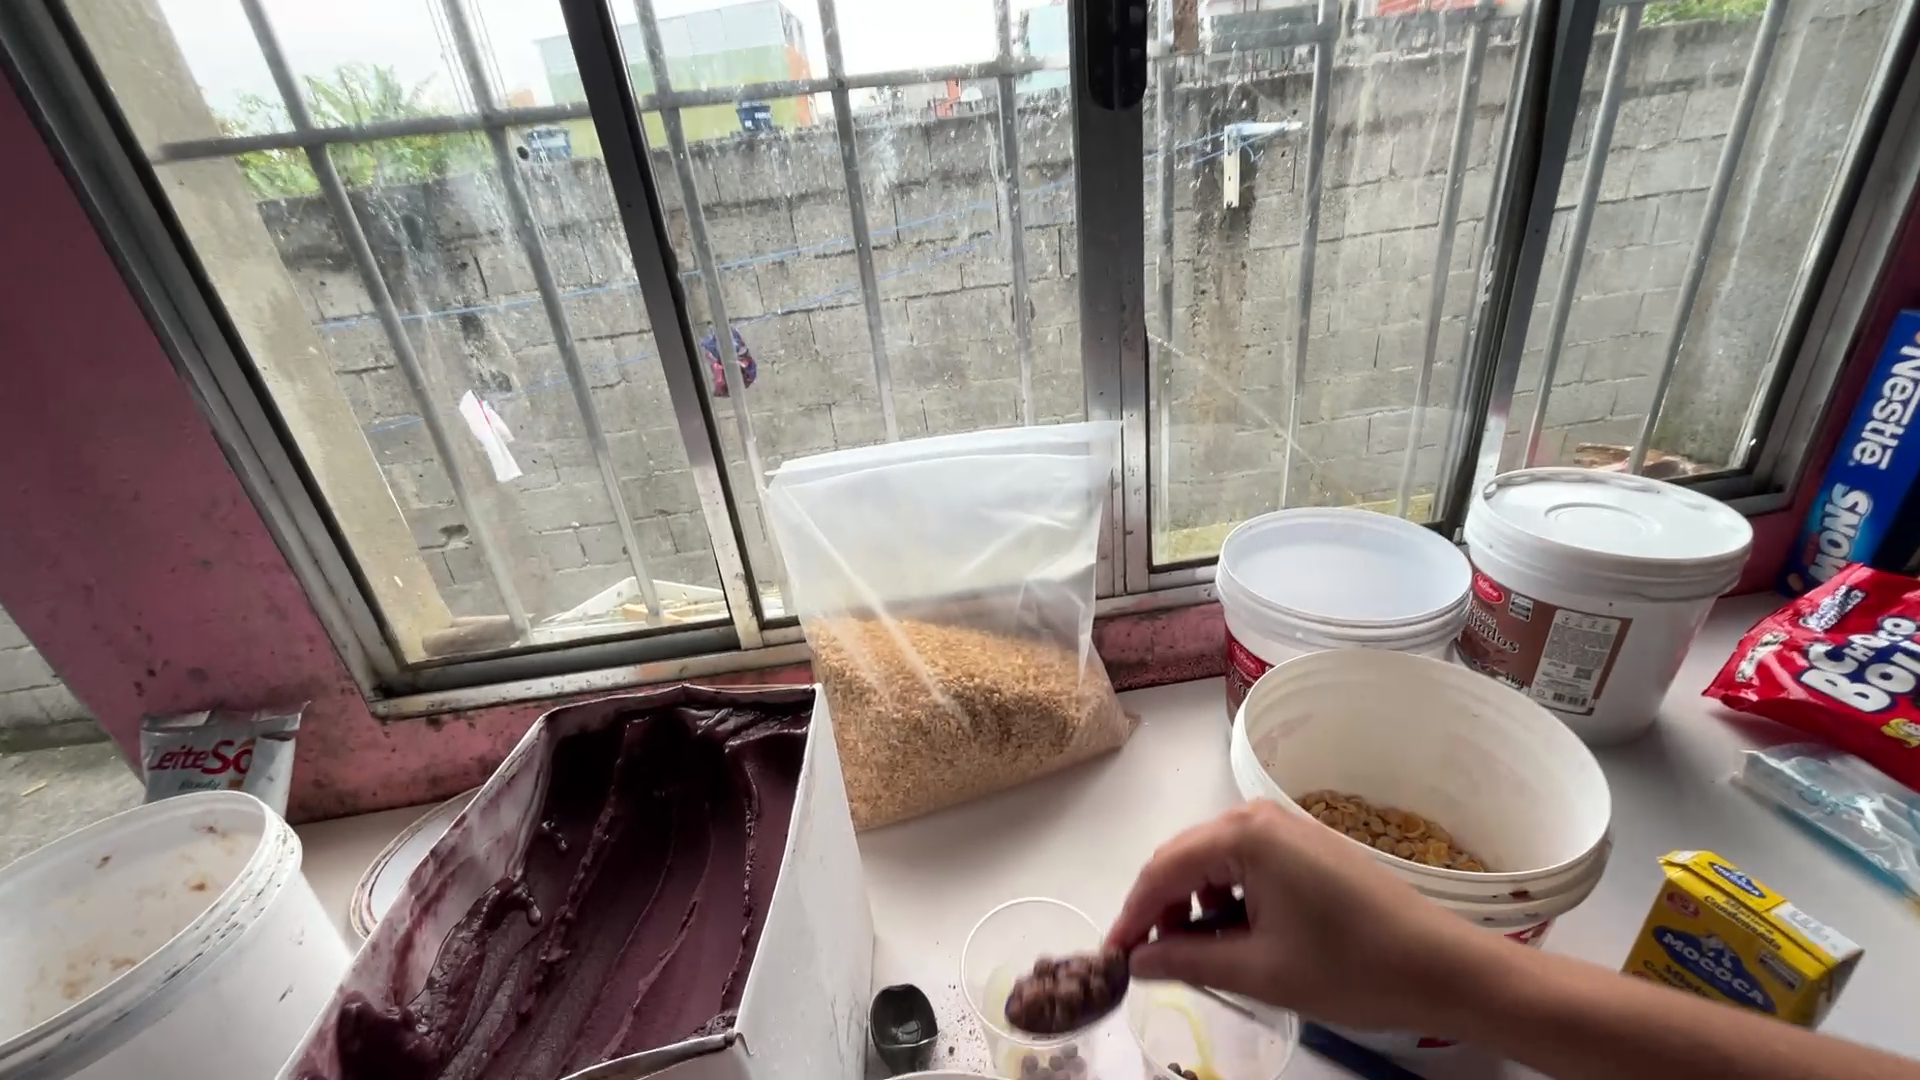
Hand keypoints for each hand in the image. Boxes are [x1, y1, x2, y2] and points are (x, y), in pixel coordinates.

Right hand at [1106, 799, 1497, 1032]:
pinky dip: (1225, 899)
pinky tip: (1232, 935)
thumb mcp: (1261, 970)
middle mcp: (1254, 816)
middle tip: (1150, 959)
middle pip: (1183, 859)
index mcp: (1242, 834)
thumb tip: (1136, 962)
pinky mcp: (1298, 844)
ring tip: (1196, 954)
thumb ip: (1188, 960)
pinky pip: (1241, 864)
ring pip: (1210, 862)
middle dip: (1162, 909)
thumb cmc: (1352, 968)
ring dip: (1193, 905)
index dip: (1134, 913)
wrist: (1446, 967)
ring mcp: (1279, 826)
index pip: (1164, 869)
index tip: (1113, 955)